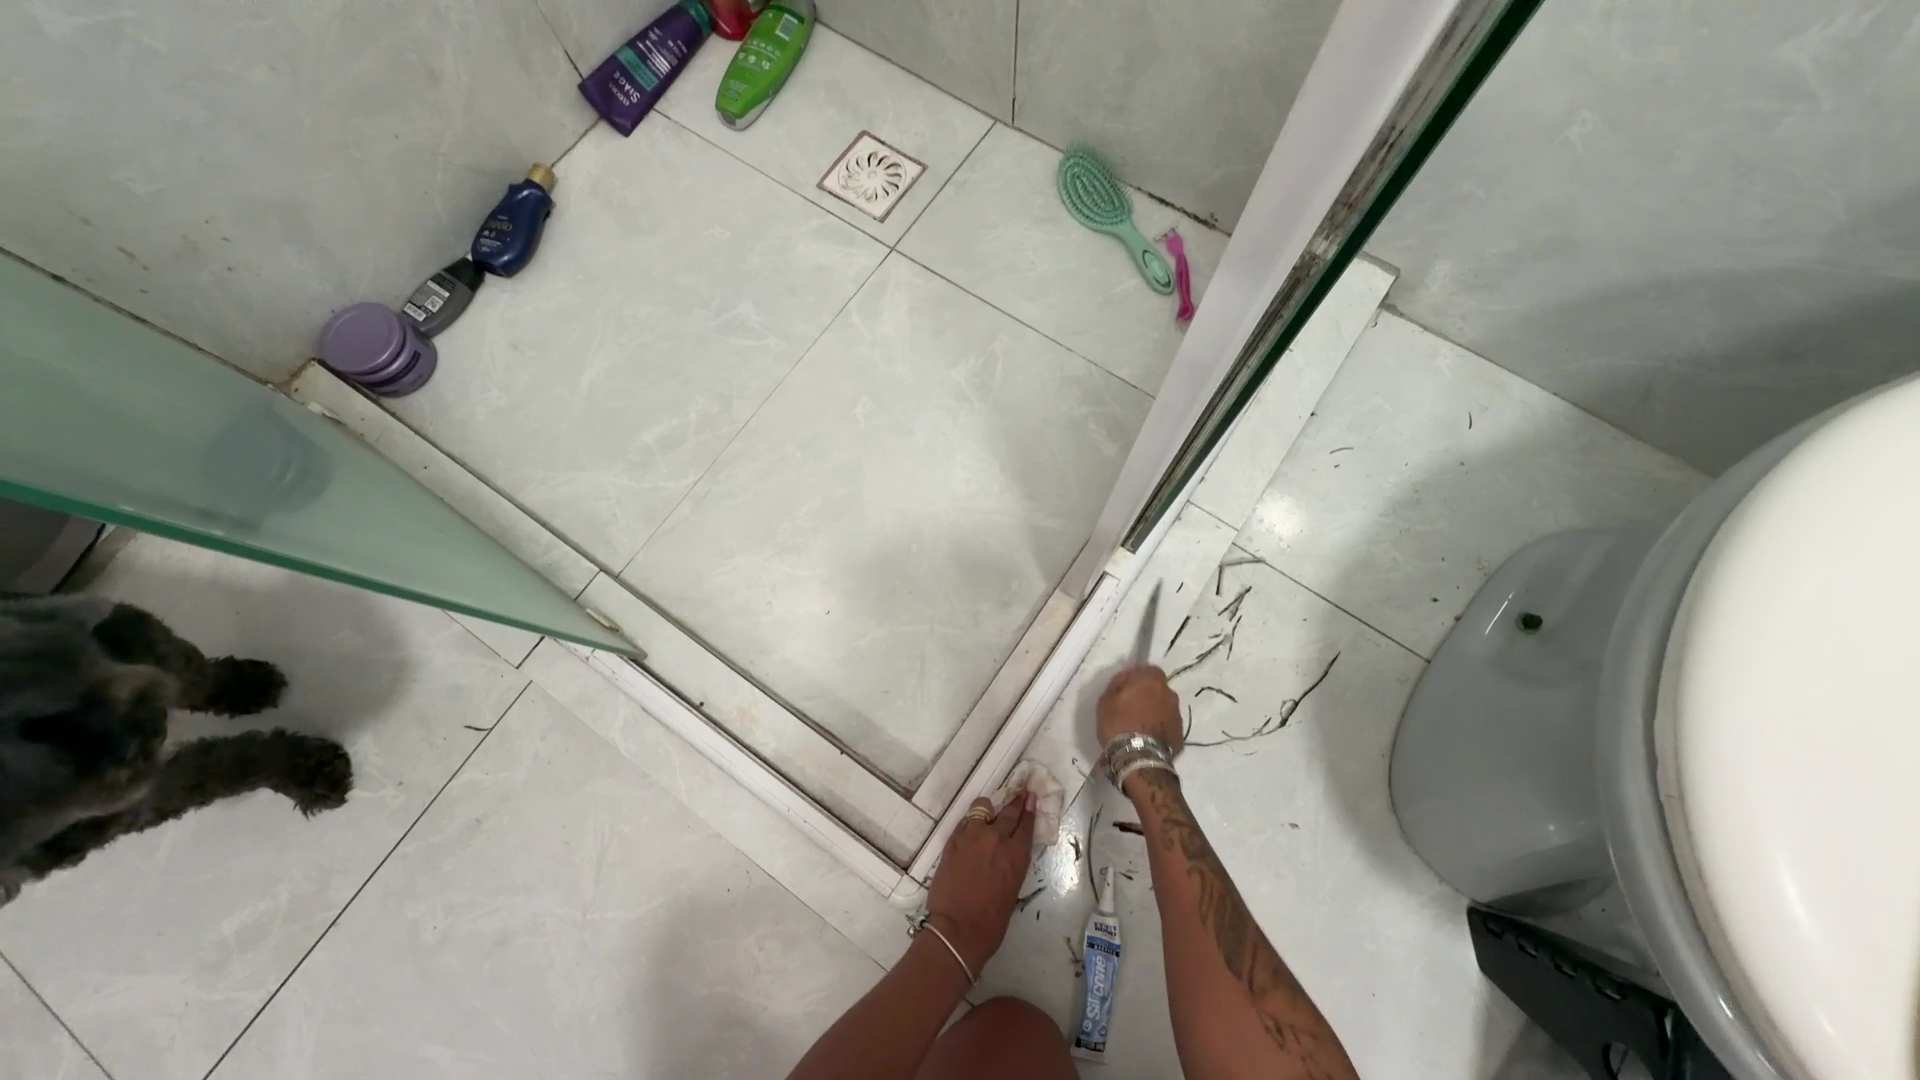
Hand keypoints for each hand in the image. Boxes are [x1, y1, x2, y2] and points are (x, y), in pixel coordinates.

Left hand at [925, 792, 1035, 973]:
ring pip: (982, 807)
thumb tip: (1005, 854)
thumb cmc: (991, 921)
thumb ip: (1010, 864)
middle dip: (1015, 802)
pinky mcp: (953, 840)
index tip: (1031, 795)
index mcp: (1016, 855)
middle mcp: (997, 839)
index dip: (1029, 809)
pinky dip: (970, 822)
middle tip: (1019, 791)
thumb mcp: (1012, 890)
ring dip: (987, 809)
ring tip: (987, 812)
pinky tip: (970, 827)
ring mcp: (972, 836)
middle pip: (1008, 811)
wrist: (957, 930)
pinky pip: (964, 821)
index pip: (1026, 824)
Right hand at [1097, 664, 1184, 754]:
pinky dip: (1159, 729)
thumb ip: (1118, 683)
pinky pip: (1167, 725)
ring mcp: (1177, 715)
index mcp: (1152, 681)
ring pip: (1164, 708)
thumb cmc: (1118, 724)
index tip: (1126, 688)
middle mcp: (1169, 694)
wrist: (1138, 758)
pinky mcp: (1180, 734)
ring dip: (1155, 712)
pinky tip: (1147, 739)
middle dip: (1148, 695)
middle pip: (1159, 689)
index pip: (1150, 669)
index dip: (1138, 677)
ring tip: (1139, 726)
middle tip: (1132, 707)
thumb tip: (1127, 676)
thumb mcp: (1106, 700)